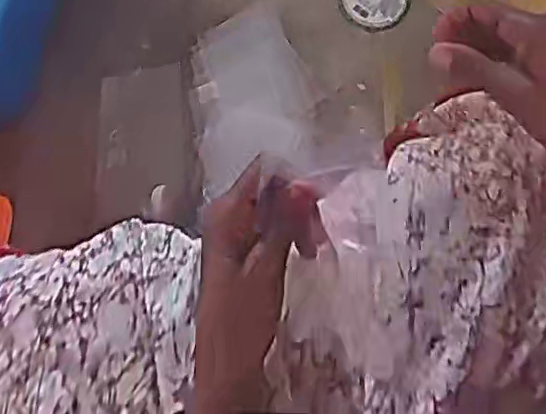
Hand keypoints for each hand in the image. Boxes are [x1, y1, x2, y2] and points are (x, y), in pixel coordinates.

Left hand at [194, 161, 321, 412]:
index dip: (294, 178)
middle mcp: (227, 215)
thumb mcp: (267, 268)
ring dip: (299, 220)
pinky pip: (272, 225)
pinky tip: (306, 250)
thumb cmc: (241, 322)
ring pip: (275, 206)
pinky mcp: (244, 248)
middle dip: (299, 204)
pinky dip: (291, 233)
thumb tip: (303, 183)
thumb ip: (284, 221)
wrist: (226, 374)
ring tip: (315, 247)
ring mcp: (235, 231)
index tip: (320, 199)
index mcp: (225, 213)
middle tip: (320, 232)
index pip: (263, 170)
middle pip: (271, 187)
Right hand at [428, 4, 545, 180]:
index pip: (482, 10)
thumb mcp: (515, 94)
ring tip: (448, 77)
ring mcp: (541, 45)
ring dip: (471, 53)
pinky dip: (487, 63)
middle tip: (436, 66)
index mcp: (531, 28)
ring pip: (495, 39)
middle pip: (488, 22)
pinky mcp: (544, 63)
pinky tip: (471, 82)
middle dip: (459, 39)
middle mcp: (536, 29)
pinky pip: (507, 53)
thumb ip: (474, 68)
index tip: (432, 45)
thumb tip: (434, 51)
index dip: (453, 22)